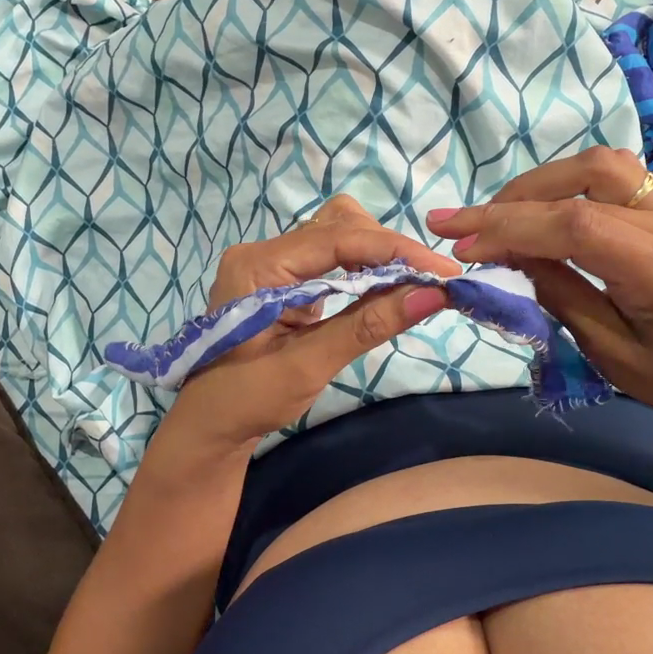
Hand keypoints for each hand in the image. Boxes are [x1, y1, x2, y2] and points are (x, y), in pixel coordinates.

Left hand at [160, 196, 460, 450]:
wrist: (208, 427)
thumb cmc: (247, 401)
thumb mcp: (308, 366)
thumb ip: (367, 325)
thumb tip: (433, 294)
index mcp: (257, 266)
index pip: (337, 238)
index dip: (395, 250)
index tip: (444, 271)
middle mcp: (262, 253)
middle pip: (338, 226)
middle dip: (388, 249)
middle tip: (431, 282)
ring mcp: (270, 266)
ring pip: (336, 238)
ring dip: (378, 258)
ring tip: (414, 286)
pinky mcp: (281, 282)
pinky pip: (329, 261)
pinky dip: (361, 271)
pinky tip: (384, 291)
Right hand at [427, 147, 652, 440]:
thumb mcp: (605, 350)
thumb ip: (558, 291)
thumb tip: (508, 249)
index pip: (578, 225)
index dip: (511, 226)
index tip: (462, 244)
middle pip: (591, 178)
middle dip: (517, 197)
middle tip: (468, 223)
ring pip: (608, 167)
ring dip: (544, 184)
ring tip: (503, 213)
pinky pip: (624, 182)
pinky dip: (572, 190)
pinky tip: (545, 214)